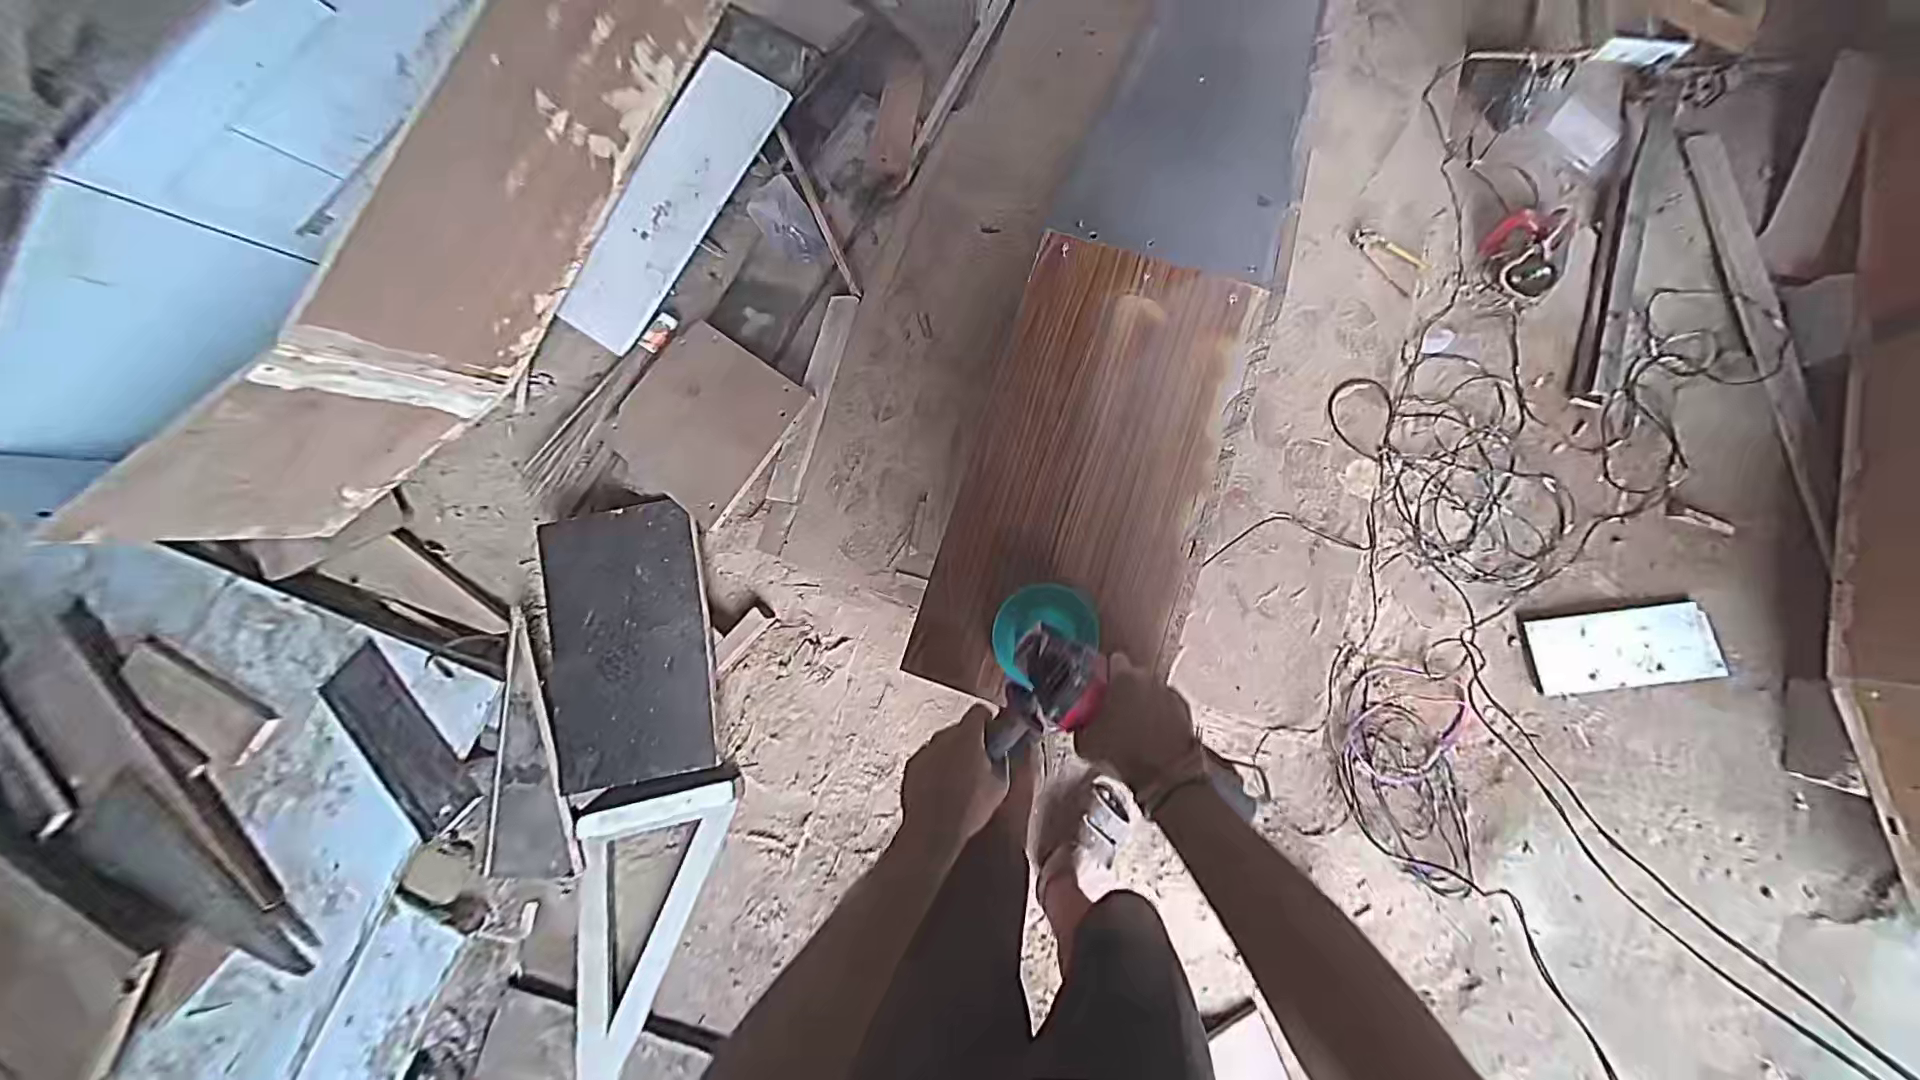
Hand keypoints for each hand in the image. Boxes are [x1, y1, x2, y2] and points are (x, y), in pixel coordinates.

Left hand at [900, 705, 1008, 853]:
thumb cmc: (968, 808)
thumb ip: (1002, 759)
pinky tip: (943, 789)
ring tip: (961, 781)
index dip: (988, 720)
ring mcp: (925, 751)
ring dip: (952, 754)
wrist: (933, 830)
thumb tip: (1001, 752)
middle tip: (980, 762)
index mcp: (967, 736)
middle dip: (971, 740)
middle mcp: (943, 737)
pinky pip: (928, 759)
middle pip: (961, 728)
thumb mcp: (1000, 784)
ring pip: (943, 744)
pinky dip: (935, 768)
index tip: (993, 730)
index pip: (979, 711)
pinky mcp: (912, 766)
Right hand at [1074, 653, 1201, 792]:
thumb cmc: (1129, 754)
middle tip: (1112, 709)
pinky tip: (1150, 734)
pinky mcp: (1183, 710)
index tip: (1097, 688)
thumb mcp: (1087, 742)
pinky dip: (1159, 715)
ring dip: (1141, 701)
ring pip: (1149, 689)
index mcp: (1122, 677)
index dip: (1103, 674)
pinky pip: (1166, 706)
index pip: (1111, 660)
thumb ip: (1080, 724)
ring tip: (1132, 726)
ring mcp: (1168, 693)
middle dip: (1122, 688)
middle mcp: (1148, 679)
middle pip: (1132, 674)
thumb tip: (1078, 725)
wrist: (1166, 776)